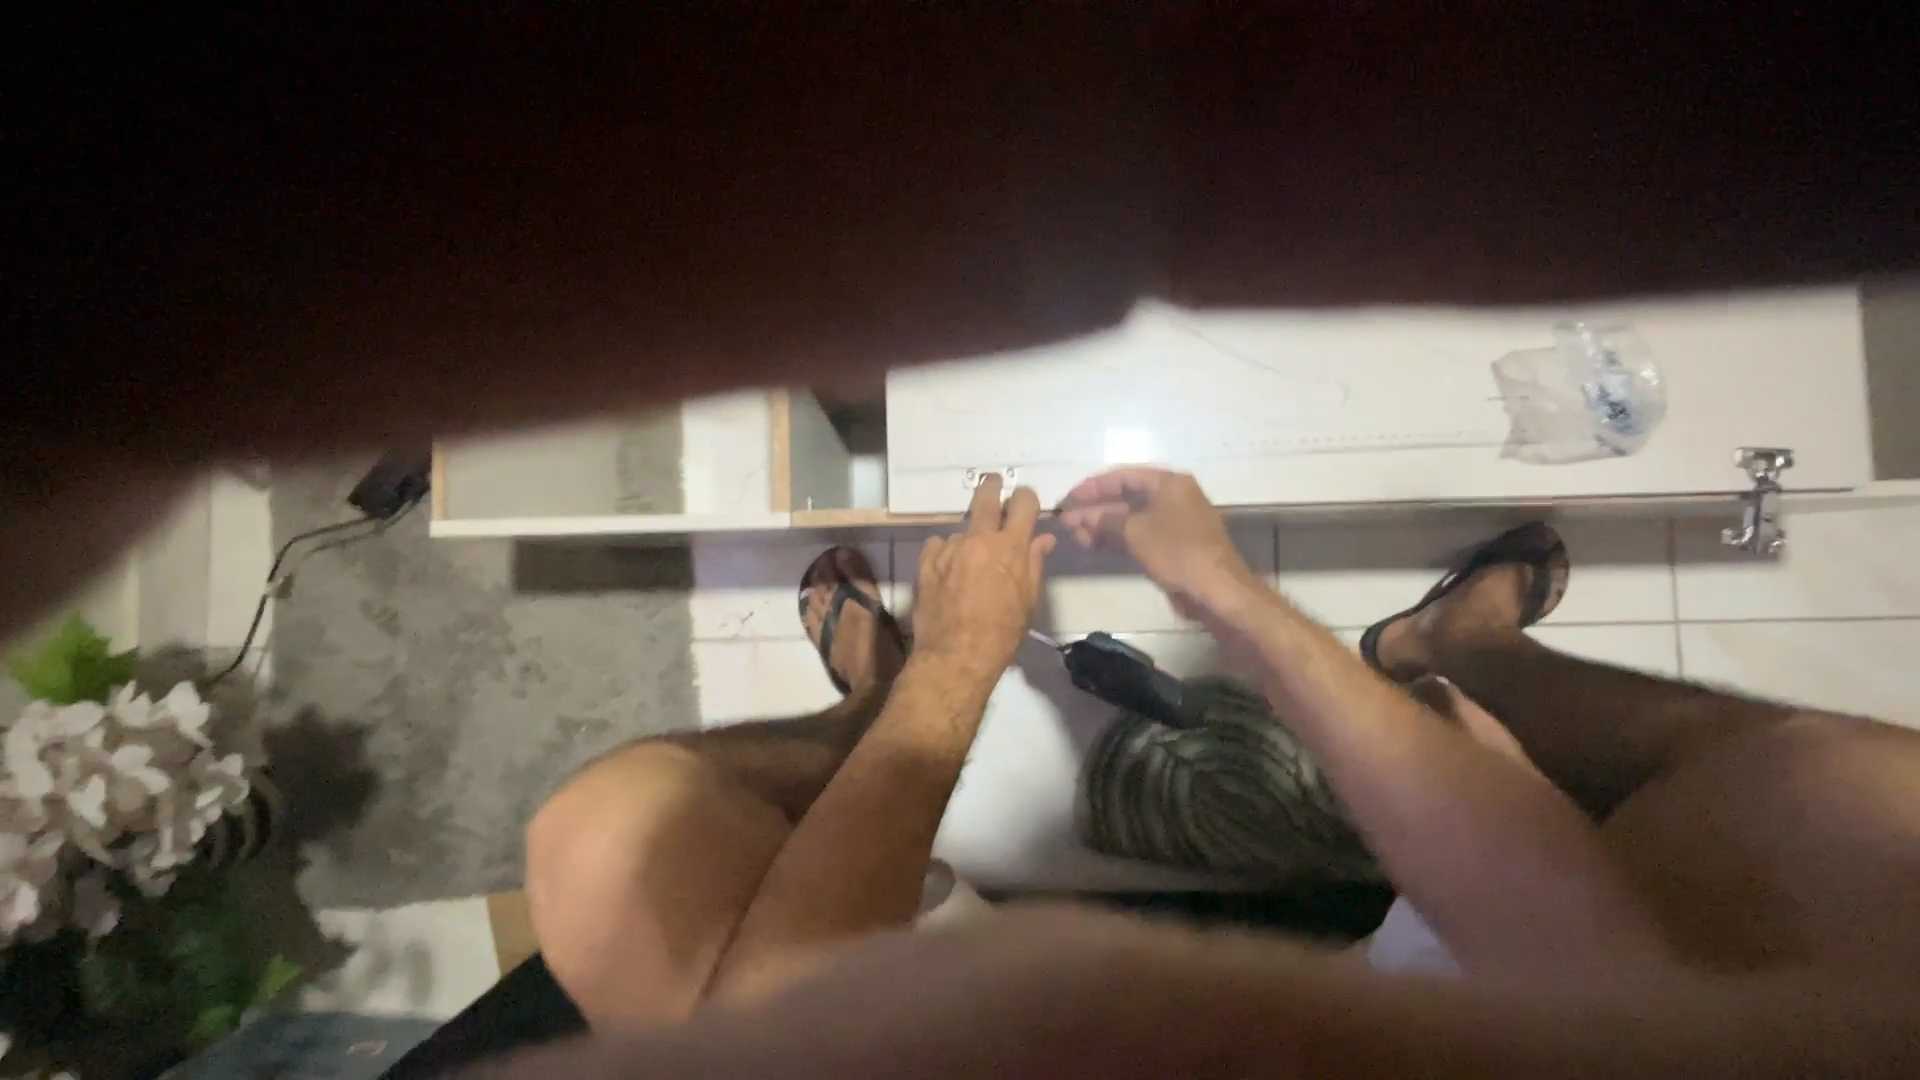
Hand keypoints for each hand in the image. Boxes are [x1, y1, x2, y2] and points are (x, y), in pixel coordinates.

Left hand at [911, 474, 1055, 686]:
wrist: (956, 656)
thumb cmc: (1002, 633)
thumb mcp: (1028, 600)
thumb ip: (1034, 563)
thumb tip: (1043, 538)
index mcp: (1010, 547)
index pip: (1023, 502)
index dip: (1025, 498)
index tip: (1023, 501)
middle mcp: (978, 539)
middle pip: (985, 496)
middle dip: (992, 486)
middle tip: (993, 484)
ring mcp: (949, 548)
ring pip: (962, 529)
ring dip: (969, 538)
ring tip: (970, 564)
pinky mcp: (926, 562)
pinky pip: (939, 546)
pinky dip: (946, 553)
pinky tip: (948, 572)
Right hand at [1057, 467, 1262, 620]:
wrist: (1215, 589)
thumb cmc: (1176, 551)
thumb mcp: (1135, 531)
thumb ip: (1105, 520)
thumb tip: (1081, 517)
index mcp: (1169, 483)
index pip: (1124, 476)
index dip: (1093, 486)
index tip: (1069, 498)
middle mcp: (1172, 497)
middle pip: (1125, 498)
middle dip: (1095, 509)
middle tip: (1066, 520)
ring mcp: (1173, 523)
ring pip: (1130, 519)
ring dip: (1101, 526)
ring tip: (1074, 535)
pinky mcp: (1171, 546)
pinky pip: (1138, 536)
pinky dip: (1116, 539)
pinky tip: (1092, 544)